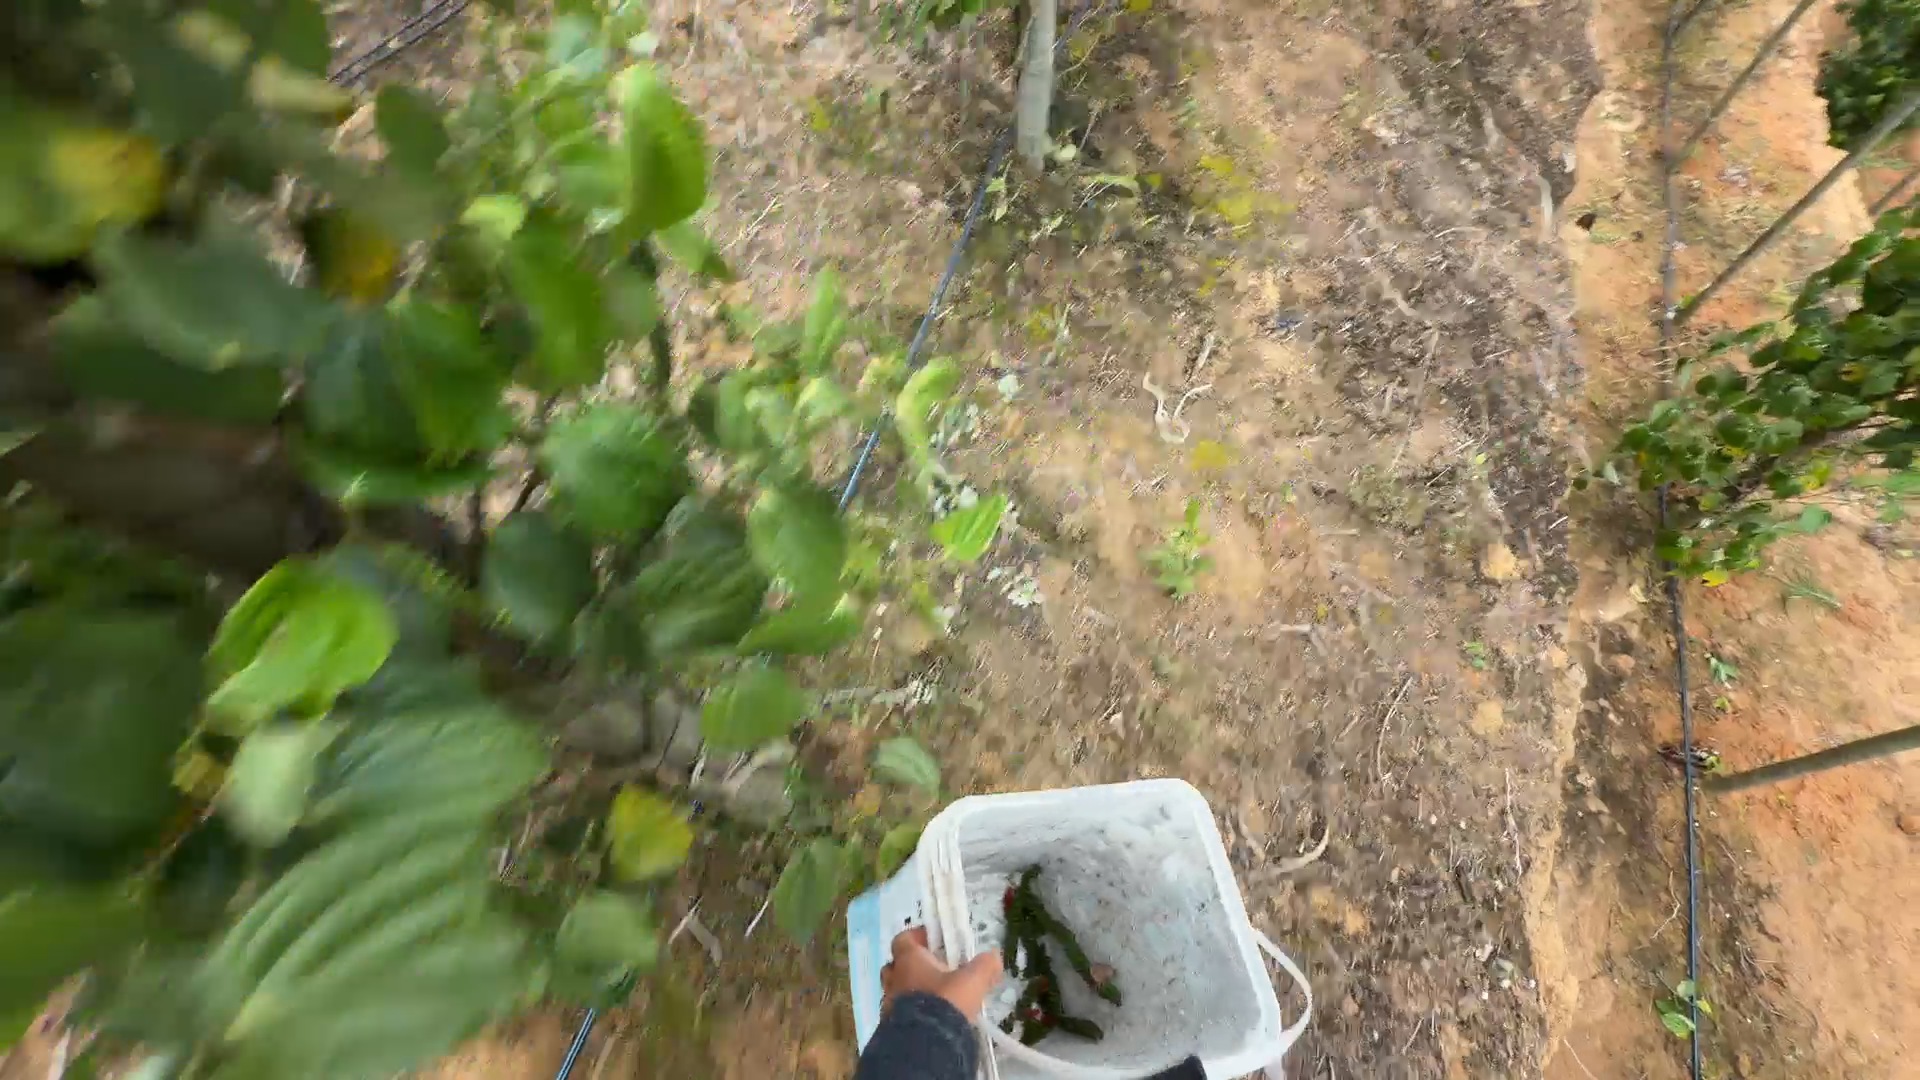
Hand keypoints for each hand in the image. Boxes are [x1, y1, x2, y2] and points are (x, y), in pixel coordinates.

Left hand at [880, 926, 1002, 1017]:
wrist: (924, 1048)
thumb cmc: (944, 1003)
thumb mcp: (971, 982)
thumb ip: (984, 966)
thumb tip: (994, 956)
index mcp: (908, 960)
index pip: (903, 938)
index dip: (917, 937)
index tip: (934, 942)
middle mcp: (894, 979)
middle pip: (896, 965)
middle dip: (912, 966)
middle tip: (934, 970)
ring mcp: (889, 1005)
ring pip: (896, 990)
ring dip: (912, 991)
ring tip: (934, 998)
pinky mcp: (890, 1028)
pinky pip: (899, 1014)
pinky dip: (911, 1013)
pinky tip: (929, 1019)